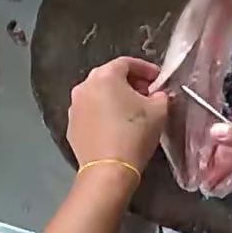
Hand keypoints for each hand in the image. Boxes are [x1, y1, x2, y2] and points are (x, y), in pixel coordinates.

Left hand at [68, 57, 168, 176]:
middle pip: (109, 77)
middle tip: (147, 94)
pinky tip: (115, 126)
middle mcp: (84, 87)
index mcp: (104, 76)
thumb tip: (156, 94)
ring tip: (131, 110)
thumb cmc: (135, 133)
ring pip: (97, 95)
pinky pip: (90, 113)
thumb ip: (160, 95)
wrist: (108, 169)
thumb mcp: (159, 110)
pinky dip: (102, 113)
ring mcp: (74, 107)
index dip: (146, 69)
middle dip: (130, 82)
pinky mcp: (71, 126)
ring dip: (114, 98)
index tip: (158, 79)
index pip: (127, 63)